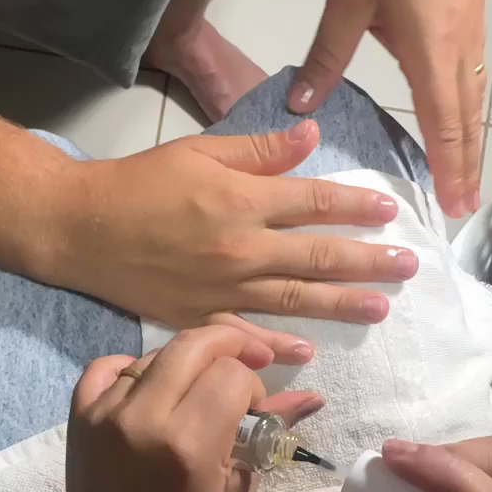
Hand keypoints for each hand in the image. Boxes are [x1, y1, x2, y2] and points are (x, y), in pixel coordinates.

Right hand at [48, 122, 417, 364]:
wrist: (84, 228)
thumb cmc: (139, 183)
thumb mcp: (199, 151)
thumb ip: (258, 150)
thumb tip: (312, 138)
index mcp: (242, 201)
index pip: (315, 203)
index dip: (357, 206)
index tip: (390, 211)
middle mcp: (241, 249)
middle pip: (317, 256)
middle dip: (368, 262)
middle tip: (407, 267)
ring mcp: (222, 290)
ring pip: (294, 299)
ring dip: (341, 304)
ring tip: (380, 309)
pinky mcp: (198, 318)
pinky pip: (245, 336)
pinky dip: (277, 345)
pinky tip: (308, 353)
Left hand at [48, 326, 322, 491]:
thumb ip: (268, 436)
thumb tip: (310, 397)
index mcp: (189, 444)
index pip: (233, 374)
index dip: (254, 385)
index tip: (256, 410)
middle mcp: (144, 417)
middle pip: (195, 344)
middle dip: (231, 345)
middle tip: (250, 361)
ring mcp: (104, 413)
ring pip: (156, 353)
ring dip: (187, 362)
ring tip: (200, 387)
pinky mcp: (79, 416)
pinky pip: (109, 367)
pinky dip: (135, 369)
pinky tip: (152, 387)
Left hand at [290, 0, 488, 216]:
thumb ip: (327, 55)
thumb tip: (303, 105)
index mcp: (431, 54)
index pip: (443, 128)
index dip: (448, 171)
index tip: (453, 208)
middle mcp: (459, 50)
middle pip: (466, 121)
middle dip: (465, 167)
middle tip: (465, 208)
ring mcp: (470, 30)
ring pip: (473, 100)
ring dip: (469, 141)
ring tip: (465, 176)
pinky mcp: (470, 12)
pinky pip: (472, 76)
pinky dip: (467, 109)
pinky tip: (458, 117)